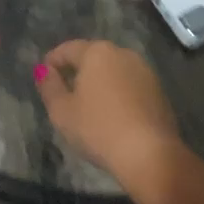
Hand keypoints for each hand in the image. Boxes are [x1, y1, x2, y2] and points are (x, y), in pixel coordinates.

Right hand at [34, 40, 182, 177]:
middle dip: (78, 70)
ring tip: (90, 104)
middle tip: (66, 90)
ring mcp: (144, 70)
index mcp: (96, 52)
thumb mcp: (62, 112)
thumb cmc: (99, 129)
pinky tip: (114, 114)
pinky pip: (130, 85)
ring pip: (114, 70)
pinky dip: (119, 94)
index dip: (53, 60)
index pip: (68, 49)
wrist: (150, 154)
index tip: (44, 74)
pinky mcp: (158, 90)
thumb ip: (49, 87)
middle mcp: (122, 53)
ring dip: (101, 82)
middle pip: (93, 56)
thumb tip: (44, 70)